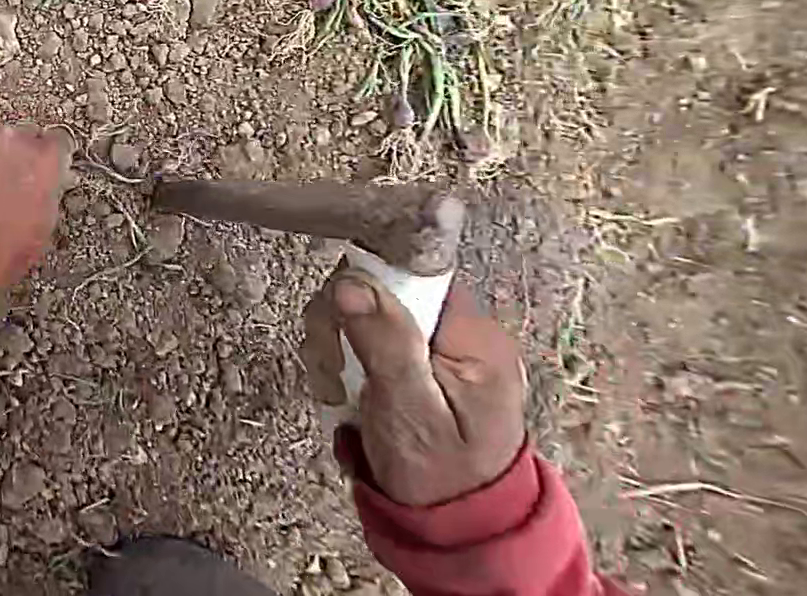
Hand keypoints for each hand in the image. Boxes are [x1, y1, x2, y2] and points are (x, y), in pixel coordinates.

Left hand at [0, 126, 68, 337]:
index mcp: (44, 160)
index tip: (45, 169)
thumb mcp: (44, 225)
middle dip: (20, 159)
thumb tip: (47, 184)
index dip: (49, 160)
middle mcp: (15, 143)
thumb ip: (50, 191)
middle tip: (15, 187)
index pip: (57, 143)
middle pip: (25, 139)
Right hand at [303, 267, 527, 506]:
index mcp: (472, 334)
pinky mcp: (409, 357)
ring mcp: (431, 342)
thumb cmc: (440, 481)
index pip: (410, 270)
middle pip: (379, 287)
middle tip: (334, 371)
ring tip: (338, 390)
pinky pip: (362, 333)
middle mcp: (454, 328)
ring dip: (336, 345)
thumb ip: (385, 343)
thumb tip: (351, 282)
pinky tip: (343, 390)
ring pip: (362, 308)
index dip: (368, 287)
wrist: (454, 535)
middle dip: (342, 324)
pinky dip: (342, 358)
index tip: (344, 321)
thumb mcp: (410, 413)